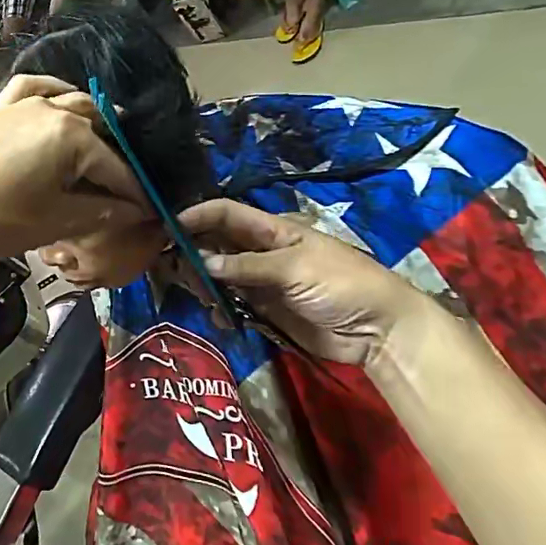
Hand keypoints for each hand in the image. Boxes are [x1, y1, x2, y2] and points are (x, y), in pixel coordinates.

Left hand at [0, 75, 149, 304]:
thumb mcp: (54, 222)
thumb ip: (101, 213)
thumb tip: (133, 211)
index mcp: (72, 135)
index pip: (117, 168)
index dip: (136, 195)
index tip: (151, 214)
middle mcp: (52, 109)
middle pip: (100, 132)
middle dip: (117, 161)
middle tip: (124, 193)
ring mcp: (23, 104)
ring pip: (72, 104)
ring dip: (94, 126)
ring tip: (107, 148)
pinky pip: (35, 90)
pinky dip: (54, 95)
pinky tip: (60, 102)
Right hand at [179, 199, 436, 367]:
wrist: (377, 330)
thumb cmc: (342, 284)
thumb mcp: (295, 268)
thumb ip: (248, 266)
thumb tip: (201, 260)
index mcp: (273, 230)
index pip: (228, 214)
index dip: (199, 215)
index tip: (168, 227)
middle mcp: (263, 253)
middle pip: (219, 244)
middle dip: (194, 250)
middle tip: (171, 267)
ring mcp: (264, 283)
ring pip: (222, 275)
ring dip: (204, 282)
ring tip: (197, 293)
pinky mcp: (267, 312)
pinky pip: (234, 305)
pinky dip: (221, 308)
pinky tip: (218, 316)